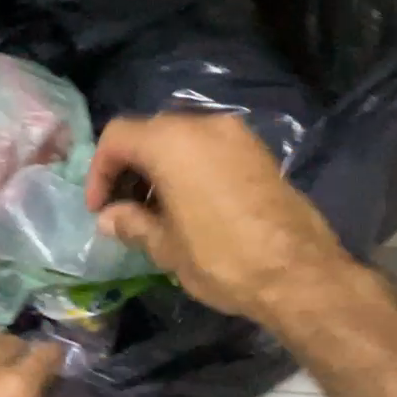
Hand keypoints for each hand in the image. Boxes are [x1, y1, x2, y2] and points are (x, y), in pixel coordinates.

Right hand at [87, 113, 348, 322]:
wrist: (297, 272)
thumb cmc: (222, 259)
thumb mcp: (167, 248)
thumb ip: (133, 225)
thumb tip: (110, 218)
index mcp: (172, 143)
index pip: (118, 138)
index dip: (100, 171)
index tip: (99, 209)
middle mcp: (204, 125)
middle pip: (151, 134)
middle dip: (130, 170)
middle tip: (123, 212)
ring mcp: (237, 136)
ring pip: (183, 141)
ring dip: (161, 171)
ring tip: (155, 215)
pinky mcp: (259, 153)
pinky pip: (210, 151)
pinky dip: (190, 171)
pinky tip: (189, 209)